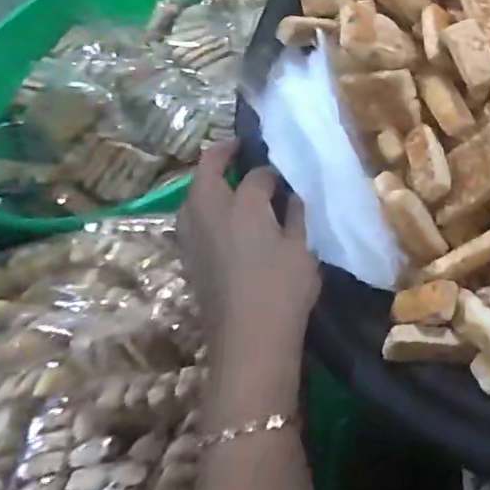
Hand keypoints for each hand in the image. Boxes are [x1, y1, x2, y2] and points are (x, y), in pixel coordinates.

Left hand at [176, 142, 319, 352]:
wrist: (248, 341)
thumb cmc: (283, 289)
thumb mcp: (302, 248)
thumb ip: (295, 217)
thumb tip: (290, 197)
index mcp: (243, 206)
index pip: (257, 175)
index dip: (272, 172)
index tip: (284, 175)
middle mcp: (210, 214)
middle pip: (207, 172)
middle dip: (221, 155)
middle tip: (238, 148)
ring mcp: (193, 237)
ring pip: (192, 196)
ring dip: (206, 182)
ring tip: (228, 182)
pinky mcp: (188, 259)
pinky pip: (191, 219)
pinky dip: (202, 206)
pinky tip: (221, 217)